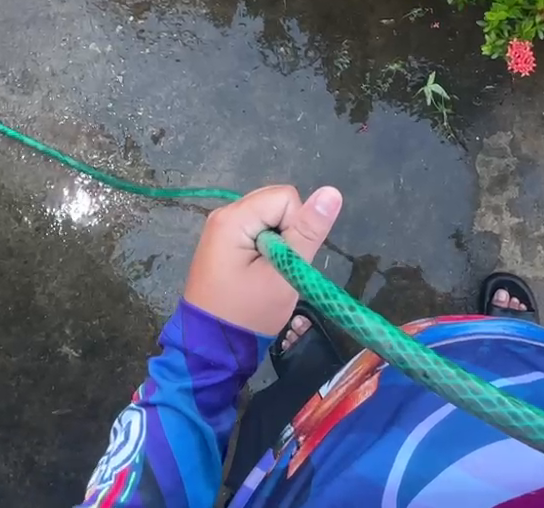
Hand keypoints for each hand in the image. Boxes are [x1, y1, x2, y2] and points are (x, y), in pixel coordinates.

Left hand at [183, 185, 342, 334]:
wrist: (212, 352)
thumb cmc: (248, 314)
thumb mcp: (284, 274)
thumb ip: (308, 231)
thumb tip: (332, 191)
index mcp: (233, 217)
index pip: (286, 198)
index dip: (297, 227)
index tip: (286, 261)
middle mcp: (224, 214)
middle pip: (277, 202)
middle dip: (288, 231)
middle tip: (278, 267)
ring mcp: (222, 227)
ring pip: (271, 215)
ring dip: (280, 240)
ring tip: (269, 272)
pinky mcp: (223, 241)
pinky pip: (259, 228)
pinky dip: (268, 246)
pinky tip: (260, 271)